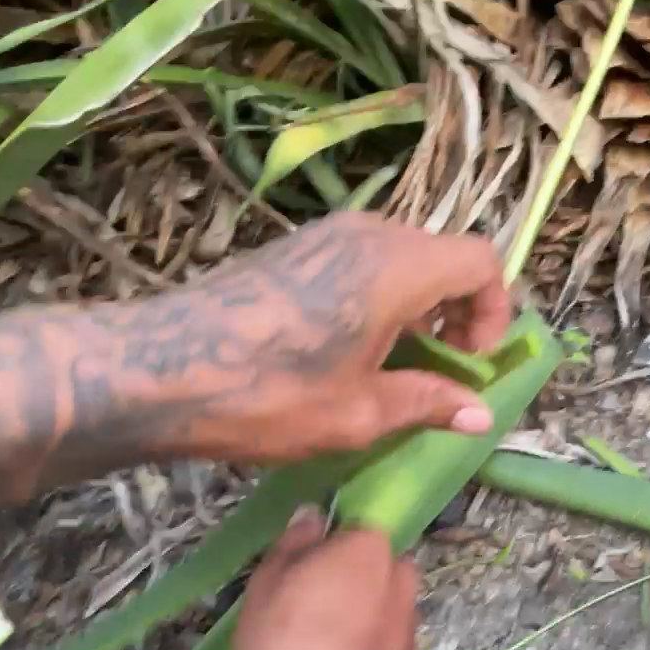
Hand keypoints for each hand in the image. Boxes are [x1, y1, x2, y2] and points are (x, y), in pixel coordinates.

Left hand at [109, 212, 512, 463]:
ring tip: (396, 365)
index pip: (481, 261)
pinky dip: (383, 299)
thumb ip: (429, 402)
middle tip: (440, 371)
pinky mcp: (297, 246)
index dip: (493, 311)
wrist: (156, 369)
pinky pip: (365, 261)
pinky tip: (351, 349)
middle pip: (445, 258)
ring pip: (405, 259)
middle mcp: (369, 235)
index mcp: (396, 268)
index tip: (472, 363)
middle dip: (459, 314)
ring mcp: (327, 235)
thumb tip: (480, 414)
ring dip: (421, 309)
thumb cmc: (268, 395)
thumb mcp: (360, 413)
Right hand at [234, 508, 420, 649]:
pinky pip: (371, 646)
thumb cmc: (293, 643)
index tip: (287, 586)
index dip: (312, 558)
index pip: (343, 533)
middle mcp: (401, 574)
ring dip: (336, 630)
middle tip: (285, 626)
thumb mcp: (269, 584)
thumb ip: (293, 545)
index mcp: (372, 544)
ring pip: (363, 612)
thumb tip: (311, 516)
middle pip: (357, 573)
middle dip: (328, 593)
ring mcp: (410, 619)